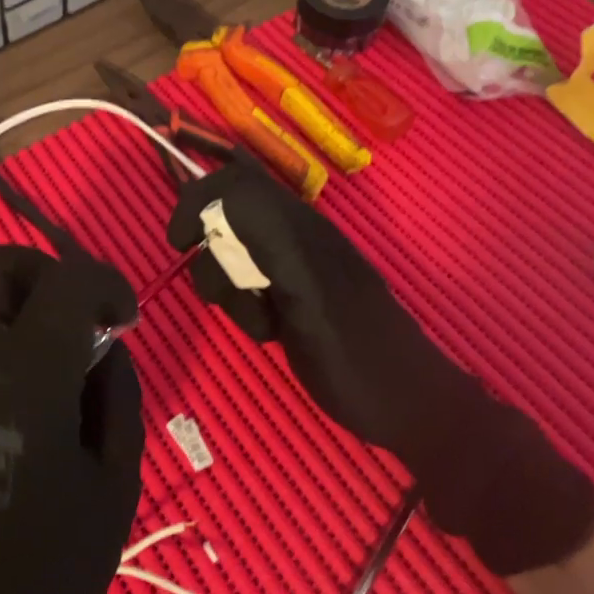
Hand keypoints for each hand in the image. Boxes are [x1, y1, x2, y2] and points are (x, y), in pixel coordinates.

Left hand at [0, 246, 142, 593]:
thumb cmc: (52, 555)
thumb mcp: (114, 480)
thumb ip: (117, 396)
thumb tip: (106, 346)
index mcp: (28, 372)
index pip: (66, 282)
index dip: (106, 282)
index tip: (126, 318)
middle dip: (41, 270)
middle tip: (79, 311)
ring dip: (22, 300)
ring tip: (64, 347)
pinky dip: (7, 332)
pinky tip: (40, 382)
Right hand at [166, 162, 484, 452]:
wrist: (413, 408)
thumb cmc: (361, 357)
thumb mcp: (312, 295)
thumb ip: (273, 239)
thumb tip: (229, 195)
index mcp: (301, 229)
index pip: (235, 185)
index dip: (198, 201)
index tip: (179, 244)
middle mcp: (295, 237)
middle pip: (226, 217)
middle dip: (213, 257)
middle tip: (223, 298)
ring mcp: (295, 267)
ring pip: (233, 254)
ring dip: (229, 288)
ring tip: (261, 324)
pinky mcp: (294, 296)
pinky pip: (249, 283)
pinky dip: (244, 305)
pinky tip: (269, 331)